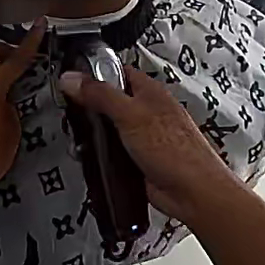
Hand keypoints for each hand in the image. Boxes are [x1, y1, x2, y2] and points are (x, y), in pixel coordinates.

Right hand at [58, 65, 244, 224]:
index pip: (119, 72)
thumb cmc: (176, 152)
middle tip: (74, 113)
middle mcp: (148, 112)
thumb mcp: (130, 115)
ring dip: (96, 134)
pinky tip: (96, 158)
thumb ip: (100, 95)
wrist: (192, 192)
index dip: (96, 72)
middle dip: (91, 108)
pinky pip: (115, 151)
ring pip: (111, 128)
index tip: (73, 79)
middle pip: (112, 101)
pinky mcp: (140, 159)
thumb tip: (73, 79)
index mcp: (150, 92)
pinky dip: (103, 154)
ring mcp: (144, 137)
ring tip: (82, 138)